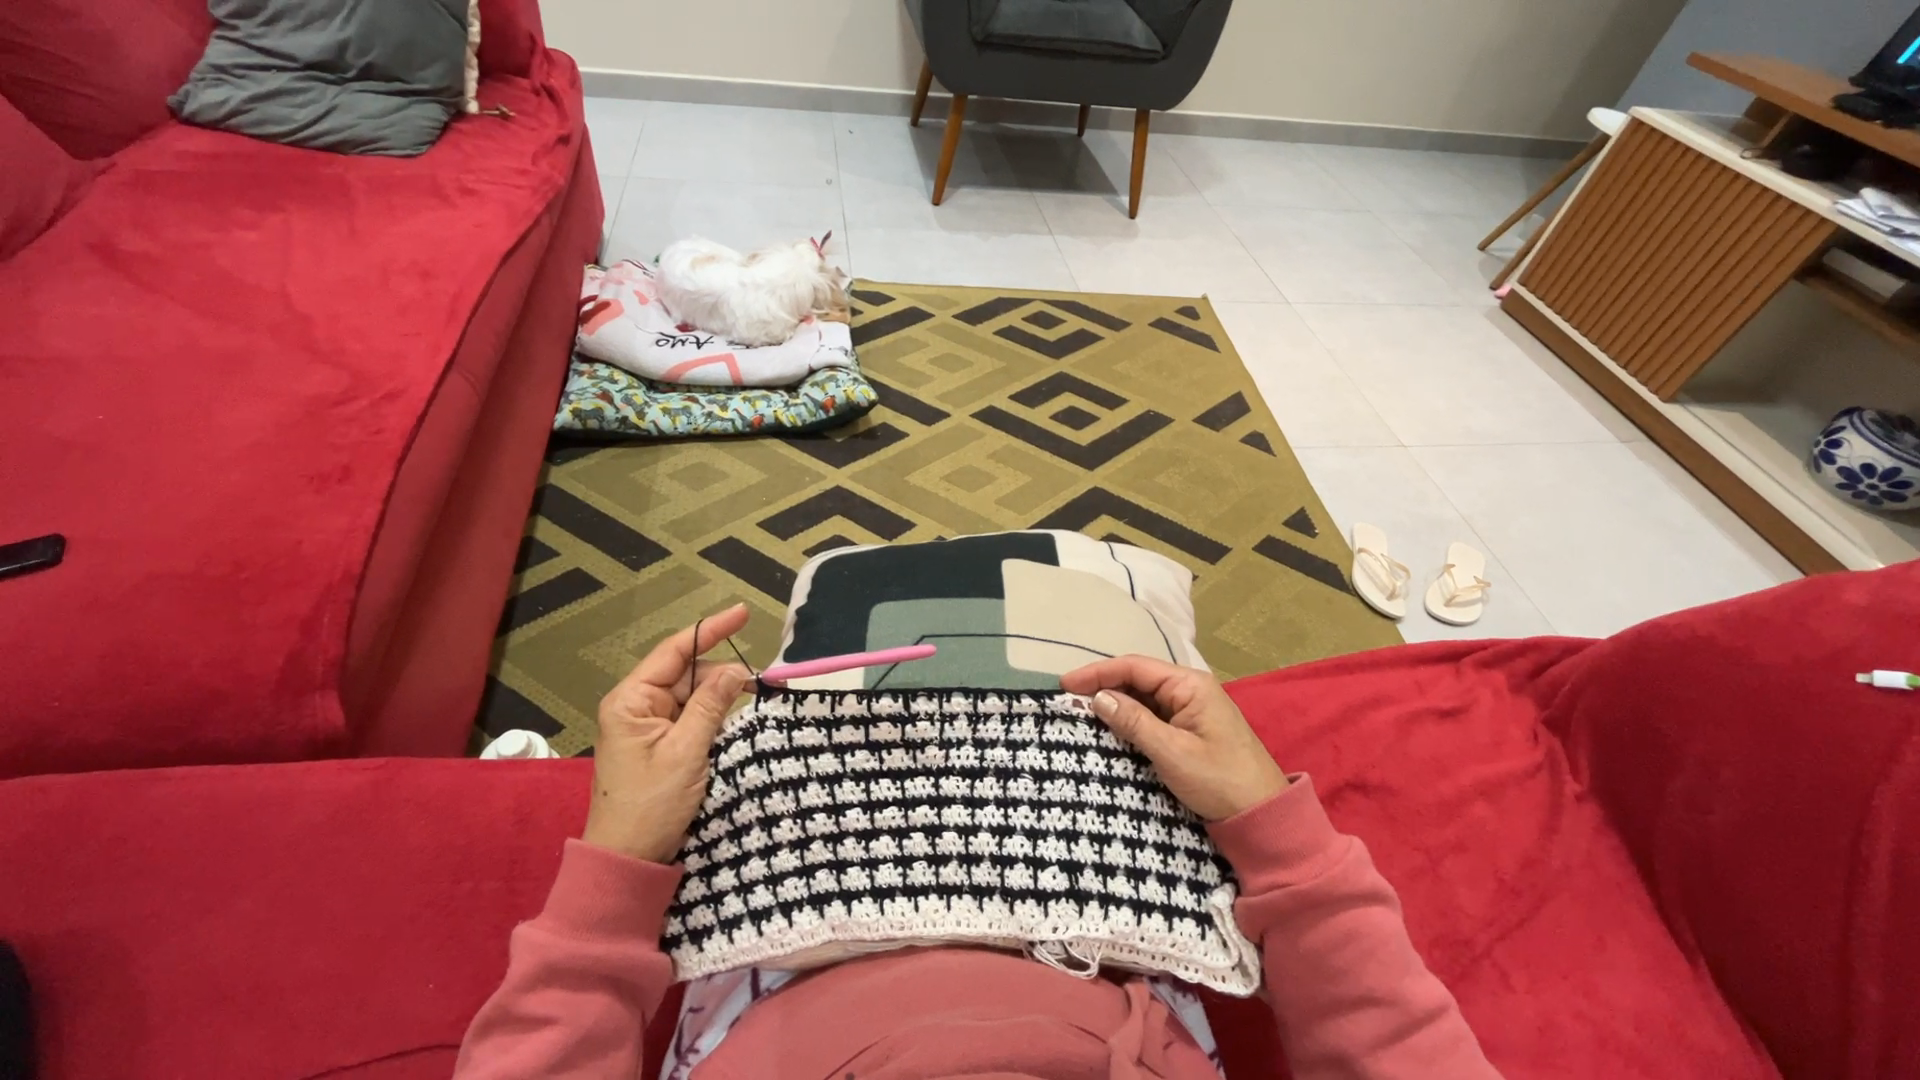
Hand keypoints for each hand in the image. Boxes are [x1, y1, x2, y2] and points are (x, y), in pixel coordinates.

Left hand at [583, 604, 751, 862]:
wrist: (628, 859)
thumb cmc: (651, 804)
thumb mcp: (687, 752)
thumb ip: (711, 705)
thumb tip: (736, 669)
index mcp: (631, 700)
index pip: (675, 651)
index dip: (710, 629)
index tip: (744, 612)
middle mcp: (637, 705)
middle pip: (686, 671)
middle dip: (721, 672)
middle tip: (758, 682)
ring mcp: (648, 725)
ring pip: (692, 694)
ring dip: (720, 694)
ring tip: (752, 699)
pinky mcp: (659, 743)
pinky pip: (690, 715)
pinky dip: (713, 714)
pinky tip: (734, 716)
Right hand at [1061, 655, 1287, 821]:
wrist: (1262, 816)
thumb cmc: (1220, 780)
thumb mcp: (1172, 752)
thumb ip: (1134, 722)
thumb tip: (1097, 698)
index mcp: (1190, 686)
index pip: (1134, 667)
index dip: (1097, 673)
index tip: (1065, 684)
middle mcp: (1189, 690)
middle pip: (1137, 679)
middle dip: (1103, 686)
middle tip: (1068, 700)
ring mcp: (1190, 710)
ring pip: (1142, 698)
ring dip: (1114, 704)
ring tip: (1081, 713)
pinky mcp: (1188, 730)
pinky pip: (1151, 716)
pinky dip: (1128, 720)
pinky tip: (1109, 729)